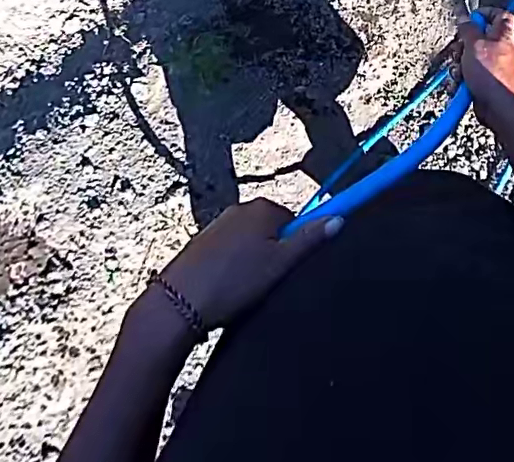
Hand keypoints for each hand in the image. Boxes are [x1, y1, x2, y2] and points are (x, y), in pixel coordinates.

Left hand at [155, 199, 339, 327]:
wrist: (176, 305)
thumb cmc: (232, 283)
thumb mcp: (280, 264)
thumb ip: (310, 239)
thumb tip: (338, 219)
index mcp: (263, 208)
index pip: (295, 219)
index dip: (294, 246)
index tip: (286, 268)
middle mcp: (241, 208)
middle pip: (272, 229)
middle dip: (272, 253)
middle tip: (264, 281)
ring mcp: (219, 223)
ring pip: (249, 242)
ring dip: (251, 261)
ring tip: (241, 289)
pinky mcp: (202, 241)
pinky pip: (229, 250)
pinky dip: (231, 266)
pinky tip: (225, 288)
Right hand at [458, 8, 513, 130]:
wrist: (500, 108)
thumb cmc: (494, 75)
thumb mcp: (475, 44)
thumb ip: (468, 29)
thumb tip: (464, 17)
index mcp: (502, 35)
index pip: (500, 15)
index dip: (486, 13)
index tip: (472, 17)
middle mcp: (498, 50)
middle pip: (476, 38)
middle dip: (462, 45)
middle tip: (459, 51)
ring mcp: (490, 67)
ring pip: (467, 59)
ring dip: (458, 65)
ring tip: (461, 73)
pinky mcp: (483, 83)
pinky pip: (466, 76)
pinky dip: (460, 80)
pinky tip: (460, 86)